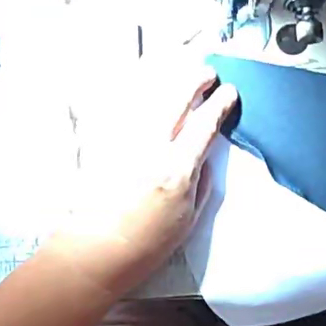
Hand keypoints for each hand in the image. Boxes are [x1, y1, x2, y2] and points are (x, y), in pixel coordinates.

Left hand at [46, 64, 238, 297]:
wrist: (96, 251)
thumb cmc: (145, 244)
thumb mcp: (189, 220)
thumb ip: (201, 183)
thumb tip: (204, 158)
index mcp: (176, 169)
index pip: (204, 124)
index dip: (220, 104)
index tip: (229, 93)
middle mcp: (150, 149)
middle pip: (176, 100)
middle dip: (194, 81)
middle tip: (206, 74)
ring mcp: (124, 143)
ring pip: (150, 100)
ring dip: (169, 85)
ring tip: (181, 78)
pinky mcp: (105, 145)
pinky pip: (125, 113)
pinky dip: (140, 99)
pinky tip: (148, 94)